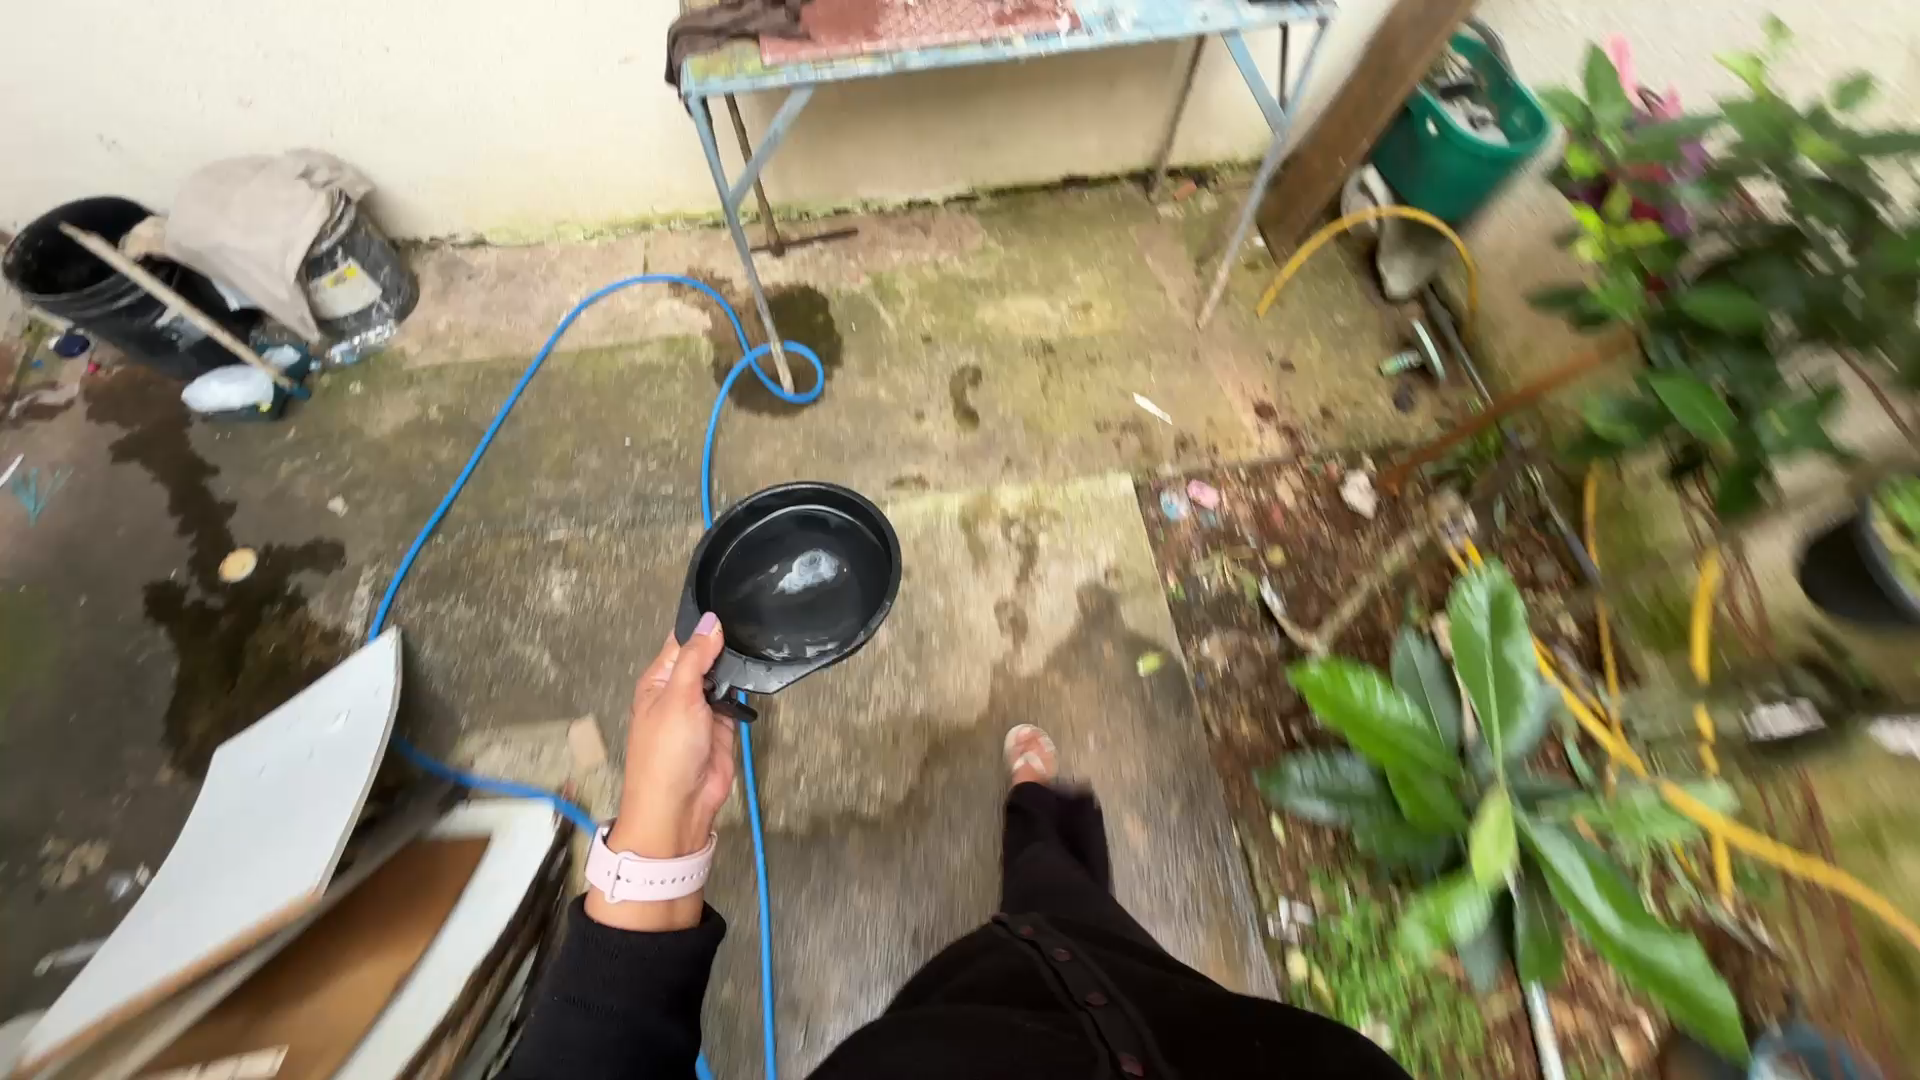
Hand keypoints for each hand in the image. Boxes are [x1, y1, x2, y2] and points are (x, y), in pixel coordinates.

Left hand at [588, 612, 735, 930]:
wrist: (680, 805)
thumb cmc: (667, 751)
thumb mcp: (677, 696)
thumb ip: (696, 657)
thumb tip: (710, 621)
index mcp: (660, 679)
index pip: (682, 640)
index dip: (703, 624)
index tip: (729, 601)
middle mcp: (681, 689)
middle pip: (706, 655)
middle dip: (725, 643)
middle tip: (754, 618)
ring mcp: (703, 707)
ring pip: (724, 675)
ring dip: (737, 666)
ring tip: (762, 640)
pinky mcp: (724, 723)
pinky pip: (737, 697)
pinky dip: (747, 689)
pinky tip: (762, 672)